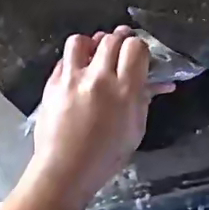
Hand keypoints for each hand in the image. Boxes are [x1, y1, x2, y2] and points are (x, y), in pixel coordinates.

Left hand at [25, 28, 169, 209]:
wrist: (64, 170)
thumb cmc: (105, 157)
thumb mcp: (134, 130)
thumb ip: (143, 100)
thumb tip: (157, 82)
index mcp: (124, 90)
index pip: (135, 47)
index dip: (139, 48)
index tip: (138, 57)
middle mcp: (98, 78)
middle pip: (111, 39)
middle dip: (118, 42)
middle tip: (120, 53)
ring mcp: (71, 79)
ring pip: (81, 40)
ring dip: (91, 45)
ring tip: (95, 57)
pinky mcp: (51, 84)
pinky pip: (64, 59)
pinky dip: (73, 61)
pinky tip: (78, 74)